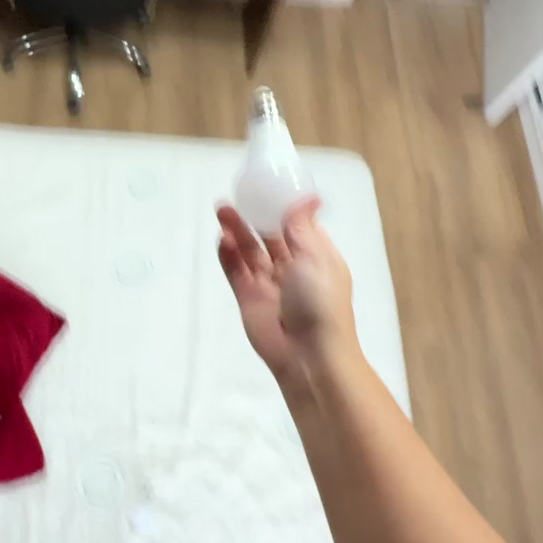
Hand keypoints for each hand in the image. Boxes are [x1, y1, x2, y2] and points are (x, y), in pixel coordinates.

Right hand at [216, 196, 355, 385]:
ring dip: (237, 231)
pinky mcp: (248, 298)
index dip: (282, 208)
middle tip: (236, 197)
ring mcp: (268, 284)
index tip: (266, 188)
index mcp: (316, 257)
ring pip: (249, 252)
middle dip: (253, 216)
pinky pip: (235, 272)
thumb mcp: (315, 258)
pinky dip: (228, 255)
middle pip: (268, 236)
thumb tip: (308, 197)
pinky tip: (222, 239)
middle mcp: (292, 268)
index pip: (298, 226)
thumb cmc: (320, 302)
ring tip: (222, 210)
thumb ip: (302, 227)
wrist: (308, 355)